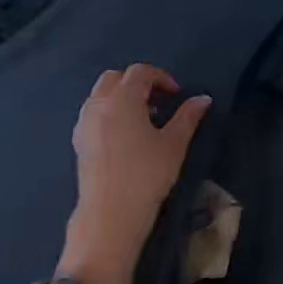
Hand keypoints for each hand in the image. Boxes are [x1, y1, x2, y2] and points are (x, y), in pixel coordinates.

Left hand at [60, 64, 210, 283]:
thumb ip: (188, 117)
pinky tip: (128, 136)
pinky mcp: (79, 141)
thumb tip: (203, 98)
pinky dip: (111, 112)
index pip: (140, 72)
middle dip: (138, 83)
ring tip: (145, 119)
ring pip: (101, 94)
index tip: (178, 95)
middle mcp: (97, 105)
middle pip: (115, 78)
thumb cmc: (147, 175)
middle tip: (160, 102)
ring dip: (123, 96)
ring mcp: (84, 122)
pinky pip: (94, 113)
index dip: (161, 77)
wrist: (111, 211)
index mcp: (121, 100)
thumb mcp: (174, 144)